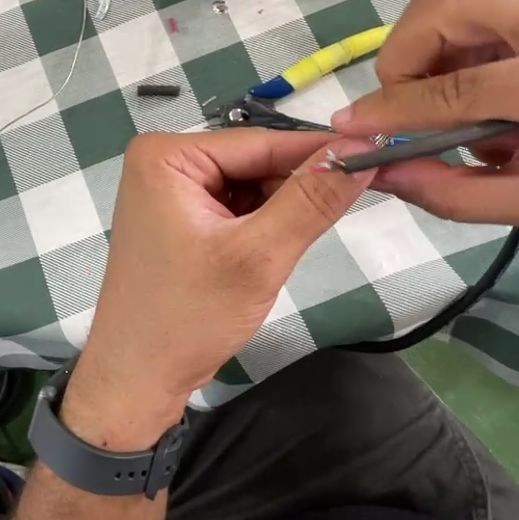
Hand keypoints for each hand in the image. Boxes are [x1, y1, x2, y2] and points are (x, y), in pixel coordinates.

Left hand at [65, 129, 377, 447]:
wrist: (137, 376)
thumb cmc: (188, 315)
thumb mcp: (258, 256)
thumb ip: (311, 201)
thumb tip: (359, 154)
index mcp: (166, 154)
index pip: (258, 142)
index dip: (320, 150)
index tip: (381, 148)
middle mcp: (162, 161)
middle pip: (252, 161)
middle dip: (299, 185)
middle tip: (363, 195)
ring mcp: (168, 190)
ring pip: (248, 185)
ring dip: (281, 209)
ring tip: (314, 230)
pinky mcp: (178, 217)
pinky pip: (234, 206)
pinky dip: (263, 224)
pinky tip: (278, 246)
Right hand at [331, 0, 518, 251]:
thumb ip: (458, 192)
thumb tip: (378, 171)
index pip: (467, 83)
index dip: (397, 109)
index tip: (348, 129)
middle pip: (447, 6)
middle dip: (403, 60)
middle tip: (403, 113)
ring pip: (458, 5)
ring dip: (429, 59)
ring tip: (452, 114)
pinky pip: (482, 15)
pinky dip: (457, 57)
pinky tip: (482, 98)